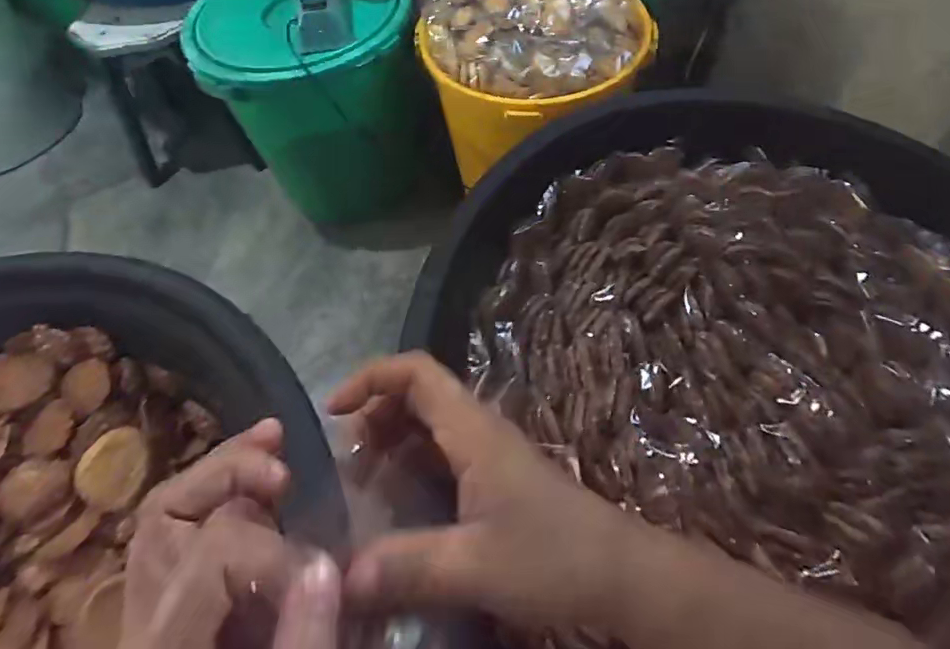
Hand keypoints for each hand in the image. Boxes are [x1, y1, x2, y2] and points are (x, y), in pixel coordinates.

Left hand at [123, 420, 341, 648]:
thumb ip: (300, 642)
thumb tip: (324, 564)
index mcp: (160, 647)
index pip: (215, 552)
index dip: (275, 549)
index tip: (324, 574)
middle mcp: (137, 624)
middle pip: (166, 517)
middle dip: (231, 477)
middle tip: (287, 470)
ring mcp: (142, 619)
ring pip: (167, 517)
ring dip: (224, 471)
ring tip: (274, 440)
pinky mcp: (165, 621)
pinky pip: (181, 539)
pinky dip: (222, 498)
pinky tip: (265, 484)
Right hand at [328, 353, 637, 634]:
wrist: (616, 571)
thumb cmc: (551, 556)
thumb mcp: (473, 566)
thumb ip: (406, 567)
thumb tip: (338, 576)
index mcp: (474, 430)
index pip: (418, 372)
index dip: (372, 377)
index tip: (333, 411)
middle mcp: (481, 430)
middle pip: (421, 394)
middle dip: (375, 413)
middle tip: (343, 460)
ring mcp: (491, 453)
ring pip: (432, 424)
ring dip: (392, 440)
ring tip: (360, 481)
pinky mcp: (497, 479)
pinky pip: (444, 454)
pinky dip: (412, 464)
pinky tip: (396, 504)